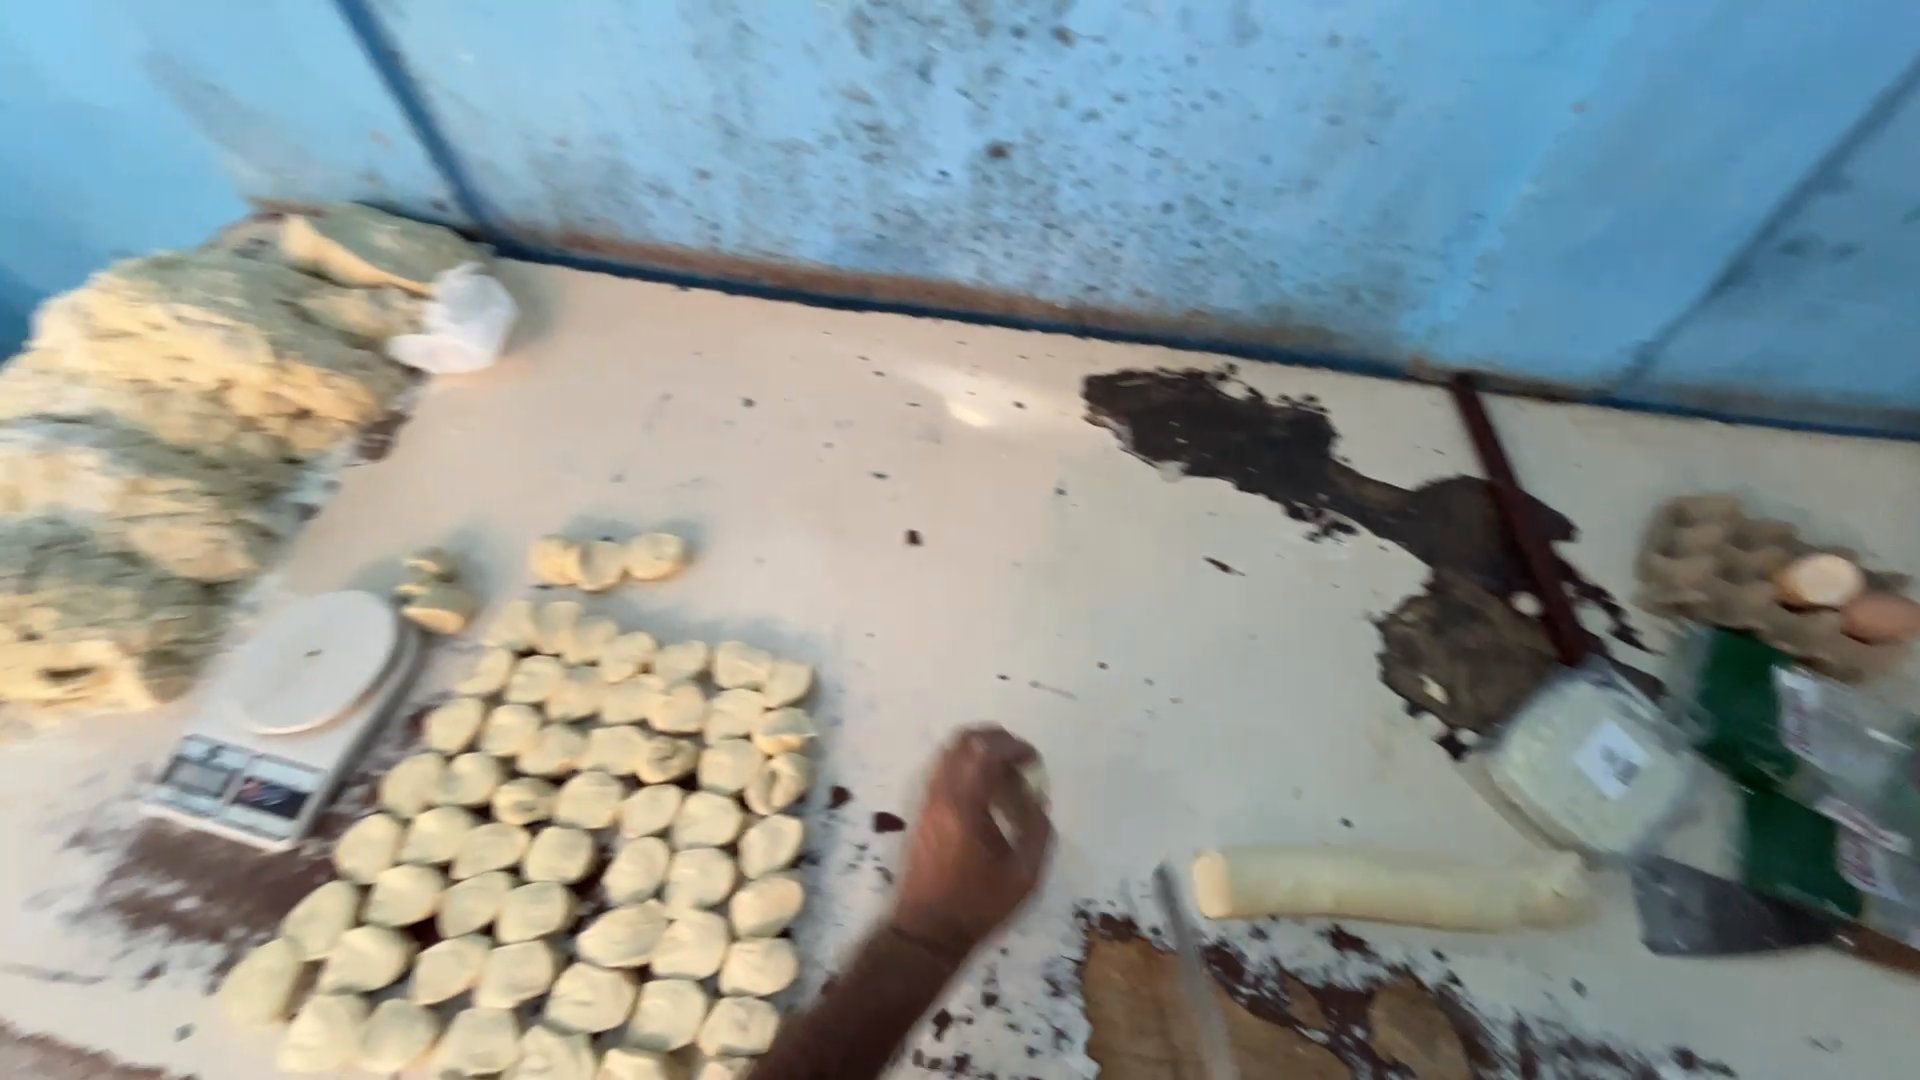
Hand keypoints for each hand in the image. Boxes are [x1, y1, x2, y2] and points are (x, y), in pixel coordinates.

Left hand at [890, 725, 1052, 960]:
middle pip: (963, 741)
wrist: (926, 932)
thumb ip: (1038, 833)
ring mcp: (926, 801)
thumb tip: (1039, 802)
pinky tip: (985, 791)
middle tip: (1020, 758)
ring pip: (950, 752)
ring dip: (979, 751)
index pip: (987, 753)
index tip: (1034, 759)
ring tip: (1005, 774)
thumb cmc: (977, 906)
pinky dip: (966, 766)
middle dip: (996, 740)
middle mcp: (941, 795)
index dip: (1014, 748)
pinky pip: (943, 769)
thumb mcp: (1023, 877)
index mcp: (965, 806)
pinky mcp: (921, 810)